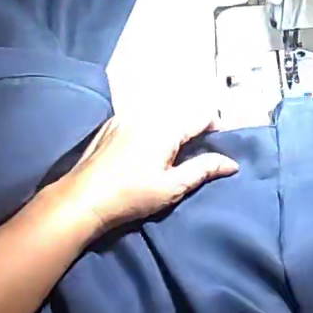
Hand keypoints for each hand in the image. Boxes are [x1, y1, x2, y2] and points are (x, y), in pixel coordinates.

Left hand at [45, 112, 238, 238]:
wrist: (81, 200)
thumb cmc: (131, 196)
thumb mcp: (173, 186)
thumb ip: (203, 169)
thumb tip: (231, 163)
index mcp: (164, 127)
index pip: (201, 115)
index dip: (216, 127)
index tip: (220, 144)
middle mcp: (145, 114)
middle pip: (180, 113)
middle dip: (193, 129)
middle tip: (198, 153)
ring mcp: (123, 118)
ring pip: (159, 116)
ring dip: (171, 129)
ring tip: (172, 155)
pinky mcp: (108, 126)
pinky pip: (139, 120)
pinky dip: (150, 130)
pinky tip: (145, 153)